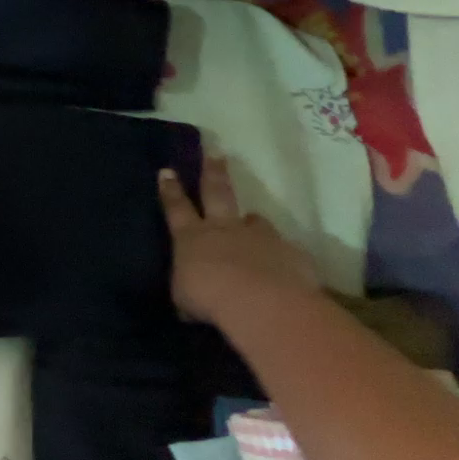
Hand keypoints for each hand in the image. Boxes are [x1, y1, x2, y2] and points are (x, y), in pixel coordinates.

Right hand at [158, 153, 319, 325]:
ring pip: (256, 221)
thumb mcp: (184, 296)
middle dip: (213, 173)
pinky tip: (284, 267)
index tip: (167, 170)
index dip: (170, 189)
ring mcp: (260, 238)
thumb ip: (188, 284)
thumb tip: (189, 290)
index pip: (176, 207)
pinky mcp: (292, 254)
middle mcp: (223, 229)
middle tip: (216, 154)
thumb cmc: (209, 298)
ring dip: (252, 222)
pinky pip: (285, 250)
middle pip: (217, 194)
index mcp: (191, 236)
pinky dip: (282, 255)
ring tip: (253, 224)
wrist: (262, 305)